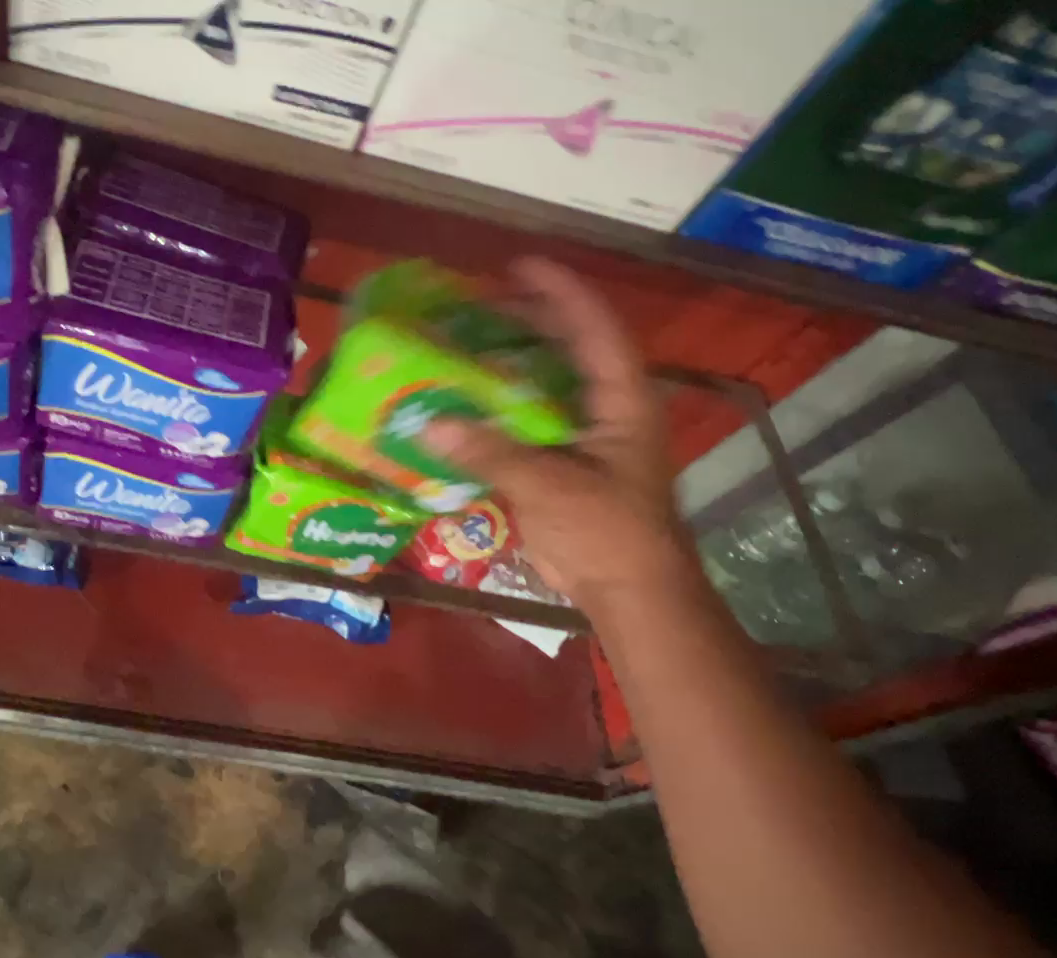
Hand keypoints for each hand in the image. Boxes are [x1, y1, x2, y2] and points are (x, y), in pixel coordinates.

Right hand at [418, 258, 698, 614]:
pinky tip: (461, 413)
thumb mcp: (550, 486)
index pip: (595, 331)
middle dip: (528, 324)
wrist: (628, 591)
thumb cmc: (607, 532)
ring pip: (544, 391)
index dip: (561, 294)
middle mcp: (606, 412)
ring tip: (463, 348)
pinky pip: (525, 429)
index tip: (521, 266)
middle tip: (478, 304)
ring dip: (507, 370)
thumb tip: (427, 425)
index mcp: (621, 403)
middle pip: (569, 352)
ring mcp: (585, 442)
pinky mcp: (562, 470)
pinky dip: (495, 417)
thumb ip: (490, 453)